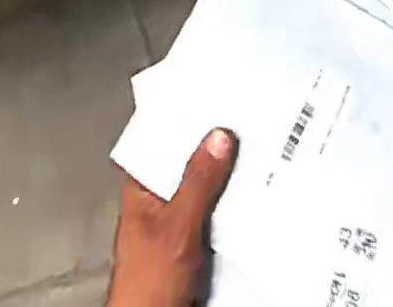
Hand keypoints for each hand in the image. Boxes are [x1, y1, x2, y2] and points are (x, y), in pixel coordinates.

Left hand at [107, 128, 236, 306]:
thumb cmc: (145, 289)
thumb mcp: (177, 227)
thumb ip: (197, 183)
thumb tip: (218, 140)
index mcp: (141, 186)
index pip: (165, 139)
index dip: (189, 121)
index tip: (217, 104)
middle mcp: (158, 198)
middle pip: (189, 161)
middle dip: (215, 150)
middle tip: (243, 130)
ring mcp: (178, 219)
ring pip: (207, 187)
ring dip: (227, 179)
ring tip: (252, 159)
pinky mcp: (196, 240)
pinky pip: (218, 212)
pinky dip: (234, 206)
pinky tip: (250, 197)